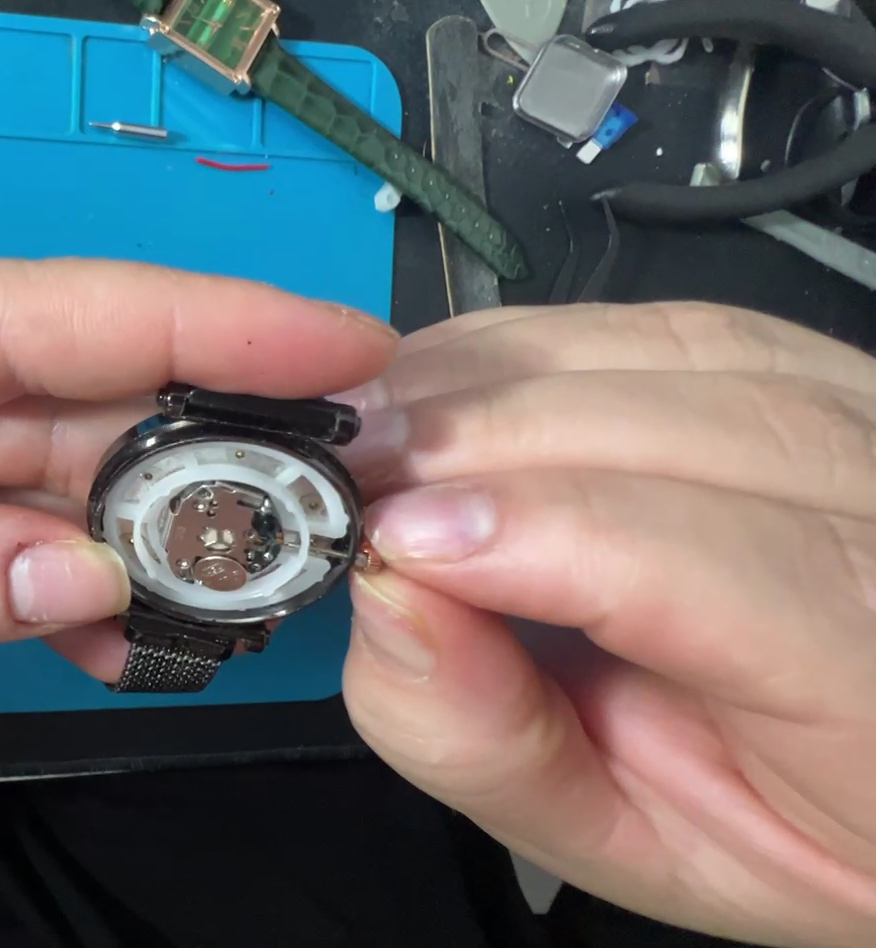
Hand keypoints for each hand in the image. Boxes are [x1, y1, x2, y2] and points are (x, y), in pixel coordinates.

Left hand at [0, 247, 395, 782]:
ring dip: (129, 521)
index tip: (330, 341)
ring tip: (223, 594)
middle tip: (312, 513)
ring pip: (38, 452)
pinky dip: (57, 564)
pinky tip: (110, 621)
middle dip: (180, 446)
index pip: (19, 309)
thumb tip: (92, 571)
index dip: (187, 322)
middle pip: (49, 382)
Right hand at [338, 303, 875, 945]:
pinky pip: (630, 323)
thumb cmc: (736, 813)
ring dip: (465, 381)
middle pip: (694, 426)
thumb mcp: (604, 837)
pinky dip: (493, 349)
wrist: (845, 731)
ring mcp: (874, 417)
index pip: (741, 572)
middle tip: (338, 470)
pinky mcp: (799, 363)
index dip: (542, 532)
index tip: (384, 538)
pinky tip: (421, 395)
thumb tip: (383, 588)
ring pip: (655, 350)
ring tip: (361, 434)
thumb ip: (479, 742)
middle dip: (469, 437)